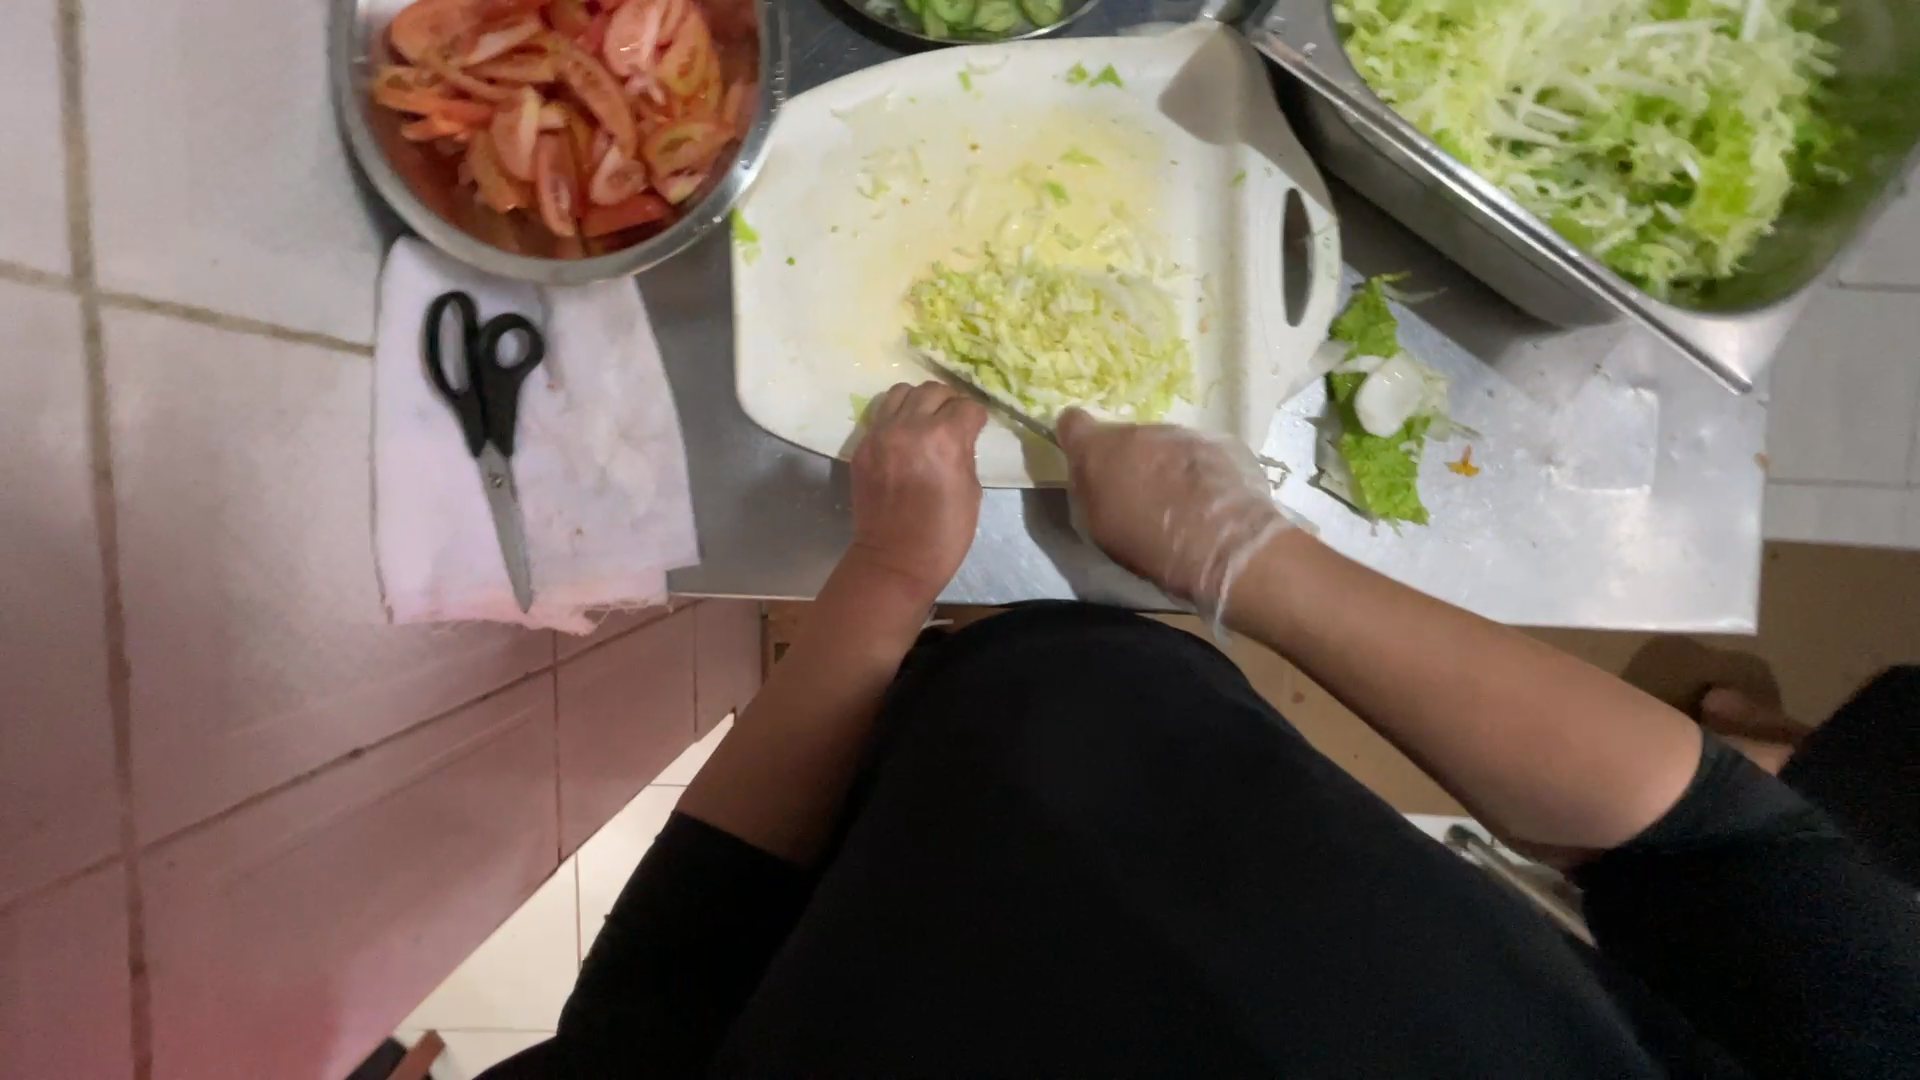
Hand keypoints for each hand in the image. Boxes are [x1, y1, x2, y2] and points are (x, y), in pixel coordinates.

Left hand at [849, 382, 989, 602]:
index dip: (976, 418)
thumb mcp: (972, 491)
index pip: (967, 407)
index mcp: (945, 439)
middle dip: (949, 403)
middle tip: (953, 421)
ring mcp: (881, 435)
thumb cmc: (944, 534)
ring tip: (925, 421)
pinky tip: (905, 437)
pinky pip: (881, 415)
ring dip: (919, 402)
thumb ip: (965, 453)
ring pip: (902, 392)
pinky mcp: (863, 447)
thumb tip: (960, 438)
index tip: (976, 428)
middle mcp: (910, 427)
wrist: (895, 561)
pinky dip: (897, 418)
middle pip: (933, 391)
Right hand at [1056, 409, 1289, 622]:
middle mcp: (1139, 430)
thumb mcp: (1095, 526)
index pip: (1072, 423)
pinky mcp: (1221, 442)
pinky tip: (1208, 501)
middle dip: (1128, 459)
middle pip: (1125, 436)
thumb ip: (1088, 490)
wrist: (1220, 544)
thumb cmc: (1146, 542)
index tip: (1082, 455)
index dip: (1076, 437)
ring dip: (1165, 465)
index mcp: (1098, 450)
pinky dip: (1199, 471)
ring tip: (1179, 502)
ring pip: (1165, 444)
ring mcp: (1183, 432)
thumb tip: (1089, 475)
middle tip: (1139, 494)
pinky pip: (1200, 454)